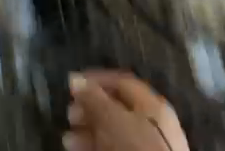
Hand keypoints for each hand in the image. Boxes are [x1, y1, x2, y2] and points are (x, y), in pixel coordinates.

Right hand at [63, 71, 187, 150]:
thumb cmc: (135, 147)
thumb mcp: (110, 117)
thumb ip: (92, 96)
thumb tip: (76, 80)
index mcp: (153, 106)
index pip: (121, 82)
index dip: (94, 80)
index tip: (71, 87)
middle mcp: (155, 124)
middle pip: (116, 107)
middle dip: (88, 110)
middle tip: (70, 116)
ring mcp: (151, 146)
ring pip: (114, 131)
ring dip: (88, 131)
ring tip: (69, 139)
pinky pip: (116, 147)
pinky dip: (97, 145)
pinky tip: (79, 149)